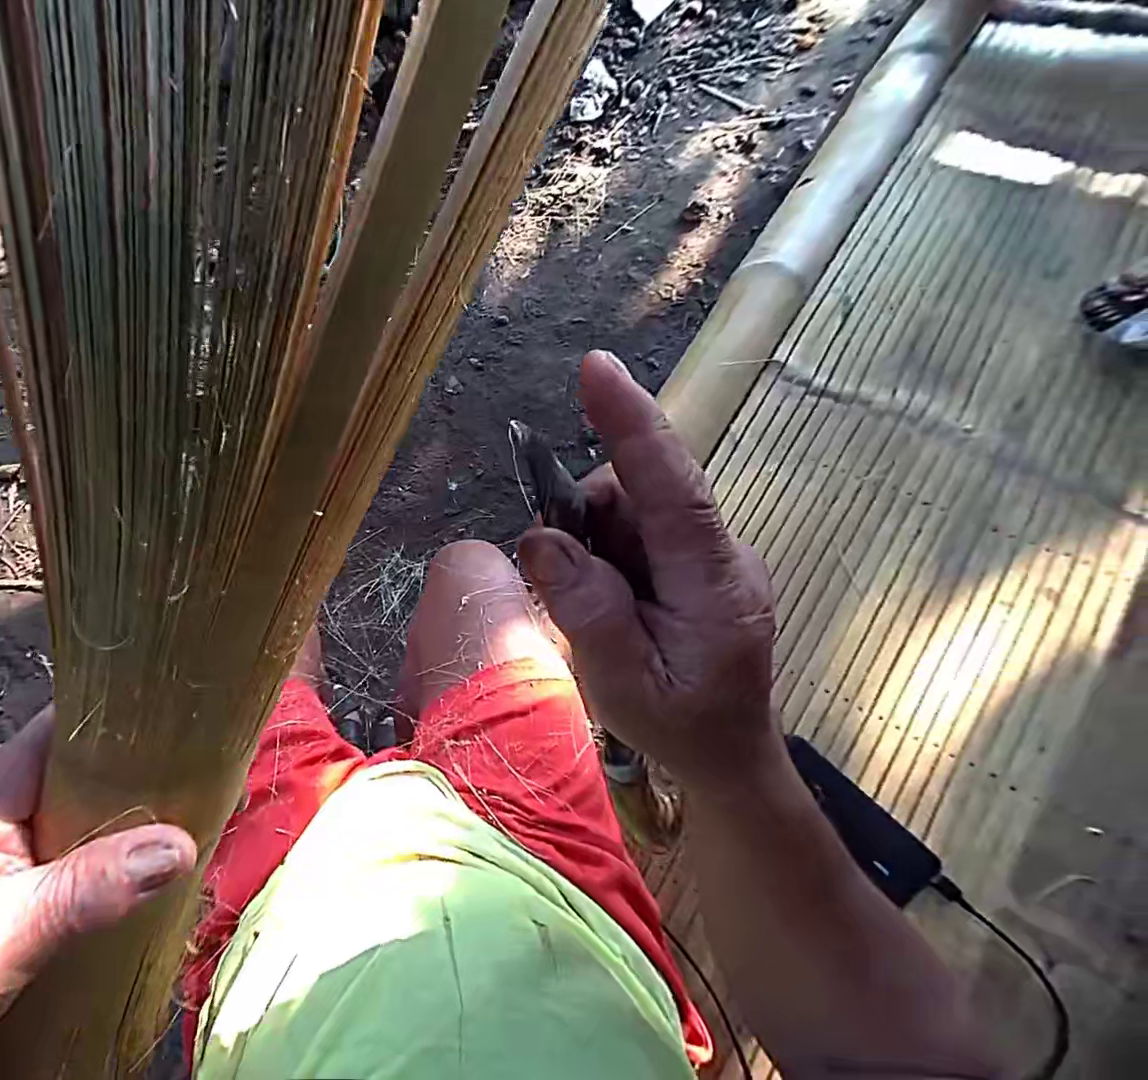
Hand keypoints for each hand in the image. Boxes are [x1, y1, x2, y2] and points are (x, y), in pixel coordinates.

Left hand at [0, 707, 196, 1079]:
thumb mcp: (1, 940)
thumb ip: (83, 892)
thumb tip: (176, 845)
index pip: (70, 721)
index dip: (125, 718)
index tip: (185, 729)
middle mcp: (1, 787)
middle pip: (83, 753)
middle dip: (137, 765)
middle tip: (201, 782)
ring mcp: (6, 820)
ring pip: (81, 789)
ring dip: (127, 802)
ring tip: (187, 809)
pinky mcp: (11, 852)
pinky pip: (72, 821)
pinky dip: (107, 831)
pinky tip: (141, 851)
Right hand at [516, 350, 780, 795]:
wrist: (724, 755)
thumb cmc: (680, 725)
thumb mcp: (622, 679)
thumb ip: (586, 608)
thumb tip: (541, 537)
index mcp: (712, 581)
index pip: (672, 487)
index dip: (633, 424)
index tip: (596, 369)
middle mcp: (714, 552)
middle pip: (633, 493)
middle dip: (580, 519)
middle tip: (561, 585)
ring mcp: (702, 555)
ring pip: (620, 510)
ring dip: (583, 543)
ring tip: (587, 609)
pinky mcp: (685, 562)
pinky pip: (624, 531)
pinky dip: (593, 553)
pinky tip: (599, 599)